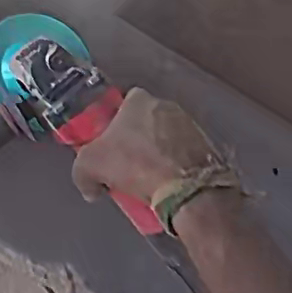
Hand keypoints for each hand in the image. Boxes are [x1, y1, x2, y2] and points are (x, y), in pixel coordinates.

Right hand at [71, 88, 218, 202]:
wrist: (189, 192)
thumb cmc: (134, 164)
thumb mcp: (90, 166)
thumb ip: (82, 172)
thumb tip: (89, 189)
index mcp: (139, 100)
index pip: (122, 101)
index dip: (112, 121)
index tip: (107, 142)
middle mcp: (168, 106)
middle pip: (144, 120)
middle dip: (135, 139)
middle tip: (125, 162)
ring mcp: (192, 126)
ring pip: (165, 138)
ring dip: (156, 154)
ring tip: (147, 179)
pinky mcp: (210, 149)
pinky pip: (183, 155)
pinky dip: (174, 167)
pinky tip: (166, 185)